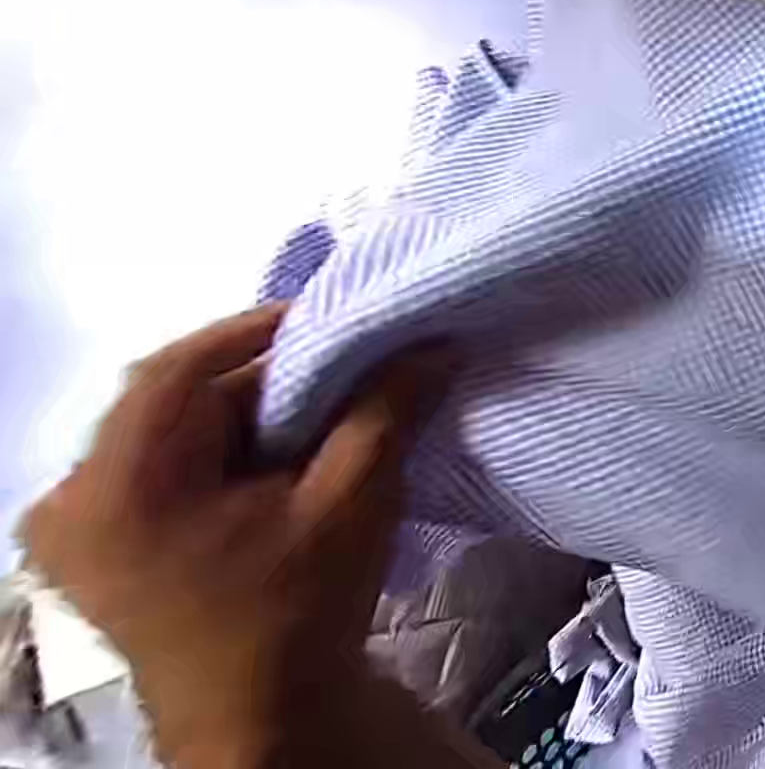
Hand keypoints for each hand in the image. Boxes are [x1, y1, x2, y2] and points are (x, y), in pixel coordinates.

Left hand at [20, 304, 454, 768]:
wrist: (263, 704)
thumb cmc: (302, 599)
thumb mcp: (357, 496)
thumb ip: (390, 409)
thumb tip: (438, 343)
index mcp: (117, 490)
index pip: (172, 372)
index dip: (258, 327)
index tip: (342, 311)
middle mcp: (73, 498)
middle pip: (177, 396)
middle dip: (276, 369)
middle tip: (361, 354)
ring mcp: (86, 522)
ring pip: (182, 424)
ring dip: (266, 401)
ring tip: (343, 393)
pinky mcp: (115, 536)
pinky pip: (182, 456)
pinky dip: (247, 433)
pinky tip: (301, 442)